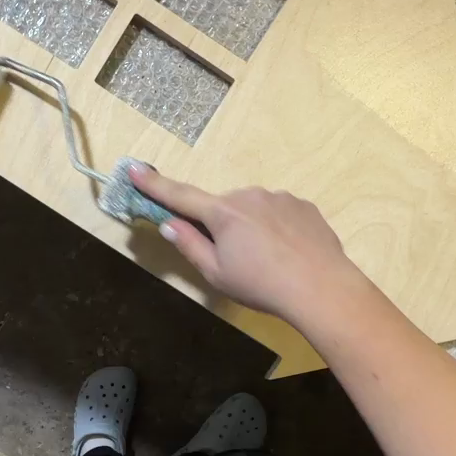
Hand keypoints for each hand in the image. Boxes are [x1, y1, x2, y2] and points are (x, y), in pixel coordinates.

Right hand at [131, 165, 371, 329]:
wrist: (321, 287)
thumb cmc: (261, 285)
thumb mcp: (216, 273)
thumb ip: (190, 245)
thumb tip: (169, 224)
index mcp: (223, 213)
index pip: (180, 196)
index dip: (154, 185)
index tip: (134, 168)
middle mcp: (249, 195)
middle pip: (221, 207)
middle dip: (220, 226)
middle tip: (232, 259)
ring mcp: (279, 197)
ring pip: (251, 209)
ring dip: (249, 228)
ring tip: (265, 260)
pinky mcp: (303, 205)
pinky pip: (277, 213)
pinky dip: (274, 229)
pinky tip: (285, 253)